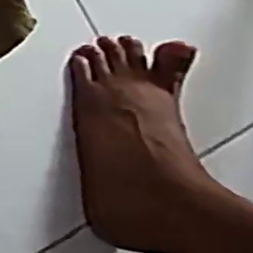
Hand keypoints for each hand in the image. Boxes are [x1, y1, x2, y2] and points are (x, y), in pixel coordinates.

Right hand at [69, 37, 227, 252]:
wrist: (176, 208)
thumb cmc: (127, 202)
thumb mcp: (92, 195)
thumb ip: (89, 187)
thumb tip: (87, 204)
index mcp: (82, 119)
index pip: (77, 84)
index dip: (78, 69)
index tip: (76, 58)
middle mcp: (108, 105)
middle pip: (103, 73)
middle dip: (101, 58)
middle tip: (98, 44)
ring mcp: (142, 106)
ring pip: (130, 70)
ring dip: (127, 56)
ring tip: (125, 43)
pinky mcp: (172, 112)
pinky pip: (167, 77)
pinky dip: (170, 61)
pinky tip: (176, 49)